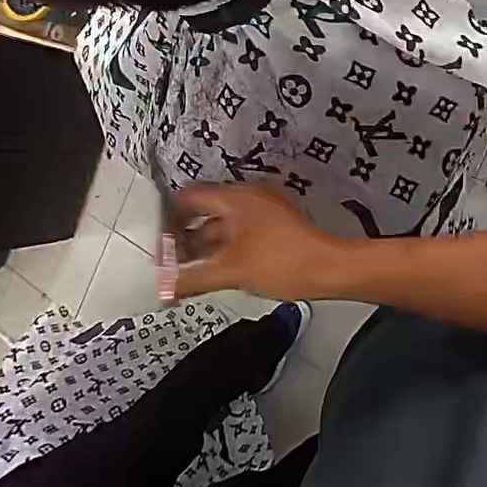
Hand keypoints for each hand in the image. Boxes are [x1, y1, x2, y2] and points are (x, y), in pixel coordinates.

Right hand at [166, 186, 350, 303]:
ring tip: (186, 272)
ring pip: (223, 223)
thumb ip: (192, 279)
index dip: (168, 219)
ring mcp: (263, 211)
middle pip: (205, 210)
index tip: (157, 242)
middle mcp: (249, 198)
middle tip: (167, 262)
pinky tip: (214, 271)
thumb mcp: (231, 272)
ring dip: (204, 245)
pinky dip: (224, 248)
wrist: (329, 268)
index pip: (189, 197)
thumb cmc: (283, 262)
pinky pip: (240, 232)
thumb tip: (163, 289)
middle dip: (185, 236)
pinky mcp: (274, 226)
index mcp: (236, 198)